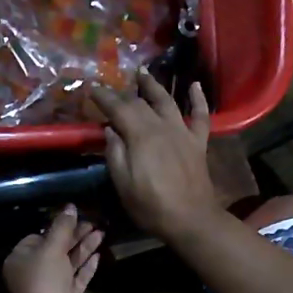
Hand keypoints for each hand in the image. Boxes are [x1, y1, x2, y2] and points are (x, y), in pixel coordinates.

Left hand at [3, 204, 102, 292]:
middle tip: (93, 222)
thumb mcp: (51, 248)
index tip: (73, 218)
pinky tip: (99, 255)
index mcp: (21, 259)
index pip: (37, 237)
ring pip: (69, 262)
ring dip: (84, 248)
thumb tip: (71, 206)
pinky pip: (77, 278)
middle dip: (75, 235)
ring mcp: (52, 286)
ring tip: (101, 232)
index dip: (55, 228)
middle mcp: (34, 272)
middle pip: (56, 248)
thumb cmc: (44, 280)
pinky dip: (87, 266)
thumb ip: (62, 226)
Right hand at [91, 70, 217, 241]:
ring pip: (167, 100)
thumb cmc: (151, 207)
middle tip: (111, 88)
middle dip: (123, 93)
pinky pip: (200, 115)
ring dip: (154, 85)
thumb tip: (110, 130)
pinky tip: (194, 85)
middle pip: (140, 103)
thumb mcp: (123, 185)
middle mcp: (162, 126)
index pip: (118, 108)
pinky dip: (198, 98)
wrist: (191, 220)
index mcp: (140, 136)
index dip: (103, 97)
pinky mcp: (198, 143)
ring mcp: (183, 132)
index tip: (91, 90)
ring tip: (143, 72)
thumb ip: (115, 154)